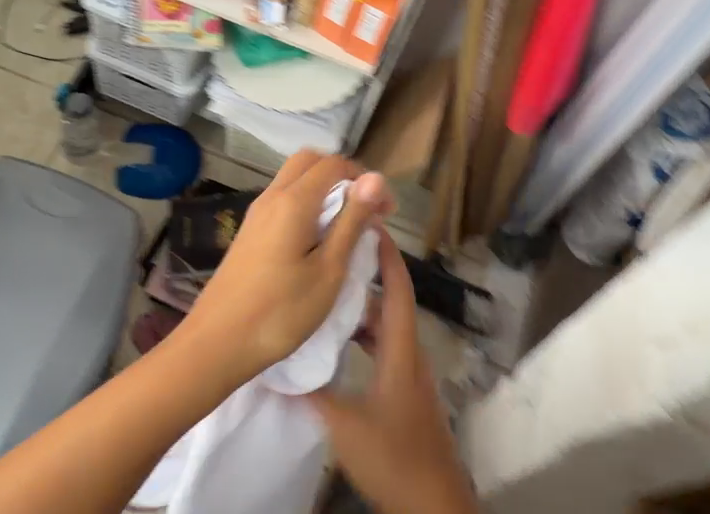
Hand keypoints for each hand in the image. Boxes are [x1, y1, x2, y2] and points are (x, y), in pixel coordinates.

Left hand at [177, 150, 391, 378]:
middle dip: (343, 176)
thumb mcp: (329, 270)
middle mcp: (272, 196)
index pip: (335, 164)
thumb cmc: (281, 312)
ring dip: (324, 190)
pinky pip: (283, 200)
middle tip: (365, 210)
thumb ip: (351, 221)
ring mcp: (257, 214)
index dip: (365, 180)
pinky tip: (318, 241)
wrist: (217, 343)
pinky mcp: (250, 232)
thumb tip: (375, 177)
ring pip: (294, 179)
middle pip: (310, 162)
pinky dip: (306, 205)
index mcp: (294, 201)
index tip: (385, 212)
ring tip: (346, 228)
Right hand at [307, 232, 479, 513]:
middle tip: (329, 257)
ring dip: (361, 312)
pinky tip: (338, 347)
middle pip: (390, 305)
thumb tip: (275, 365)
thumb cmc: (393, 455)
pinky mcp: (405, 395)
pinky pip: (384, 352)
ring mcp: (410, 376)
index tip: (368, 223)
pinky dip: (364, 340)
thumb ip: (311, 392)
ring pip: (385, 331)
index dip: (386, 254)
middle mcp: (409, 354)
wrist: (434, 502)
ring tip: (325, 296)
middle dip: (364, 278)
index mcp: (402, 349)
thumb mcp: (344, 424)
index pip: (398, 287)